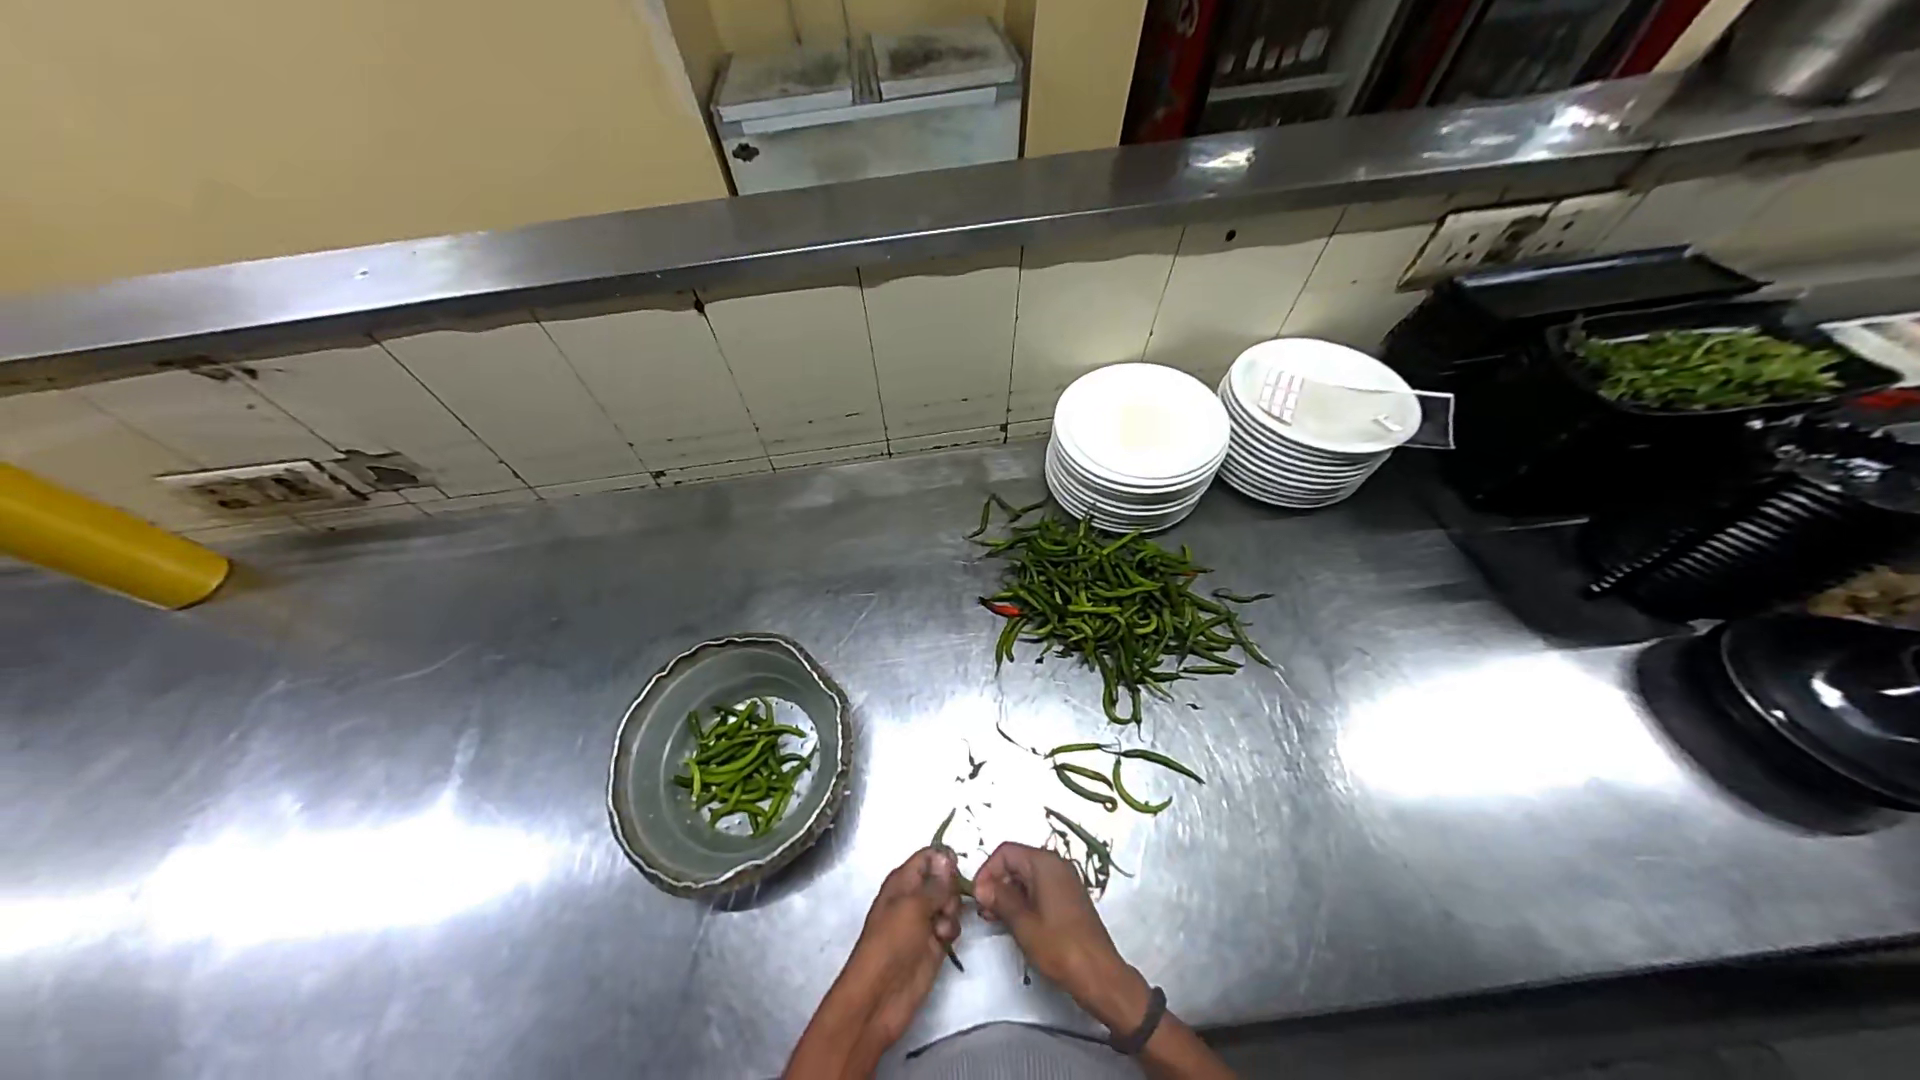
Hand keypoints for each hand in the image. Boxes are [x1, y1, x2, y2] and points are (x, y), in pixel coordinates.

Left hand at [785, 848, 960, 1078]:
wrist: (882, 994)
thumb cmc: (891, 942)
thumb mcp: (913, 905)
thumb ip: (935, 882)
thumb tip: (946, 857)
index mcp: (903, 880)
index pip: (928, 856)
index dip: (944, 858)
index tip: (957, 868)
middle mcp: (914, 896)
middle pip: (944, 879)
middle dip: (951, 889)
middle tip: (944, 904)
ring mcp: (925, 920)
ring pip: (950, 902)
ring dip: (952, 912)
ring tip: (941, 928)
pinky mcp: (934, 942)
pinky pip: (951, 925)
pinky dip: (951, 930)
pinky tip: (944, 941)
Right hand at [973, 842, 1151, 1033]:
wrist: (1099, 975)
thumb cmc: (1059, 946)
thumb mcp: (1022, 922)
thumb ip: (999, 899)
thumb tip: (982, 887)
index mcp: (1044, 862)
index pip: (1006, 852)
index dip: (987, 871)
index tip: (977, 896)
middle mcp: (1056, 865)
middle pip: (1016, 862)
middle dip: (996, 882)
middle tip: (983, 909)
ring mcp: (1064, 881)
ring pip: (1026, 877)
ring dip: (1008, 893)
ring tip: (994, 918)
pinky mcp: (1068, 898)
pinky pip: (1039, 888)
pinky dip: (1023, 900)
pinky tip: (1014, 921)